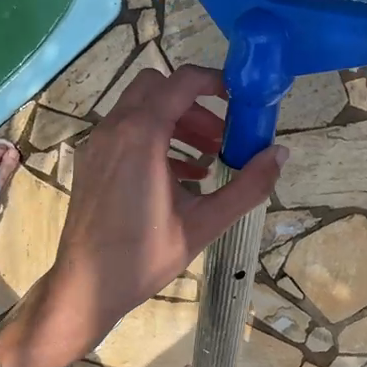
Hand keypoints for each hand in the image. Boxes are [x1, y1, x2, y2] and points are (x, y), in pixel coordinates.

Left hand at [45, 66, 283, 343]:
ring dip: (176, 123)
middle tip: (222, 136)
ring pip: (139, 110)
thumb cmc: (144, 256)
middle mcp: (113, 129)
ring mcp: (96, 145)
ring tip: (209, 159)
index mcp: (140, 135)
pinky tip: (182, 176)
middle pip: (157, 88)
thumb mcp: (205, 223)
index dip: (215, 82)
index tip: (240, 100)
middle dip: (194, 104)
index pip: (181, 82)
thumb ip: (247, 186)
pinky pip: (125, 133)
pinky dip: (154, 140)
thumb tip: (279, 154)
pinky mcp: (90, 162)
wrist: (86, 285)